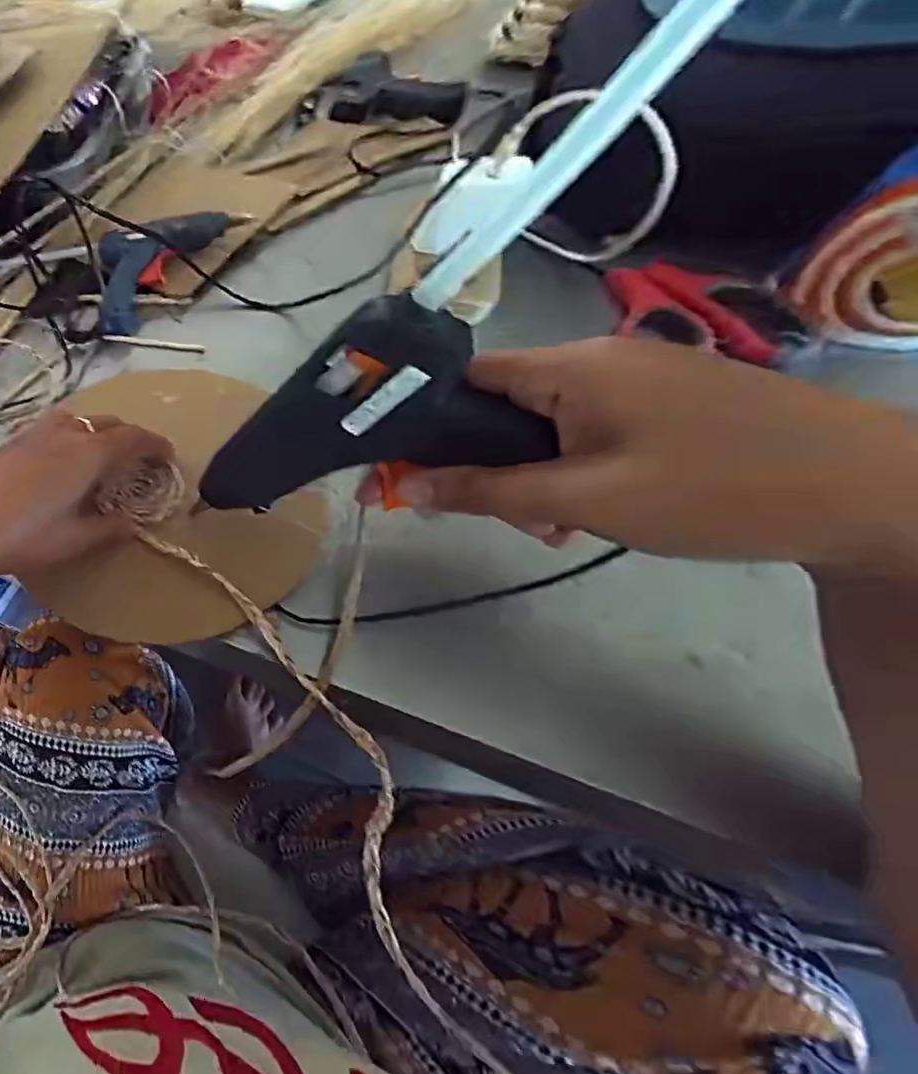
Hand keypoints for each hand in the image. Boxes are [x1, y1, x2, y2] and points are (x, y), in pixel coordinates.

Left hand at [0, 409, 175, 588]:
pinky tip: (59, 462)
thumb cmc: (19, 537)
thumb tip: (133, 525)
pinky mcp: (9, 440)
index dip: (157, 446)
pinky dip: (70, 437)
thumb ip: (108, 531)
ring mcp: (33, 432)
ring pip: (78, 420)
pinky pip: (53, 428)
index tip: (168, 459)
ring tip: (100, 460)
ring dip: (97, 433)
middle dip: (130, 438)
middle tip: (137, 463)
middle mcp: (65, 432)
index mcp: (89, 453)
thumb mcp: (71, 541)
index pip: (136, 438)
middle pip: (108, 423)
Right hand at [363, 337, 917, 572]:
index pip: (461, 379)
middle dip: (478, 462)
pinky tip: (586, 510)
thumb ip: (484, 491)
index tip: (393, 472)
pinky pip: (582, 429)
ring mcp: (637, 378)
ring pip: (538, 425)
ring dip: (524, 475)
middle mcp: (598, 360)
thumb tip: (401, 488)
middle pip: (496, 406)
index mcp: (573, 367)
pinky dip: (564, 468)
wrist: (885, 496)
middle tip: (489, 515)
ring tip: (552, 525)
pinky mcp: (665, 401)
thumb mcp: (584, 498)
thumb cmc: (719, 489)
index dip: (417, 424)